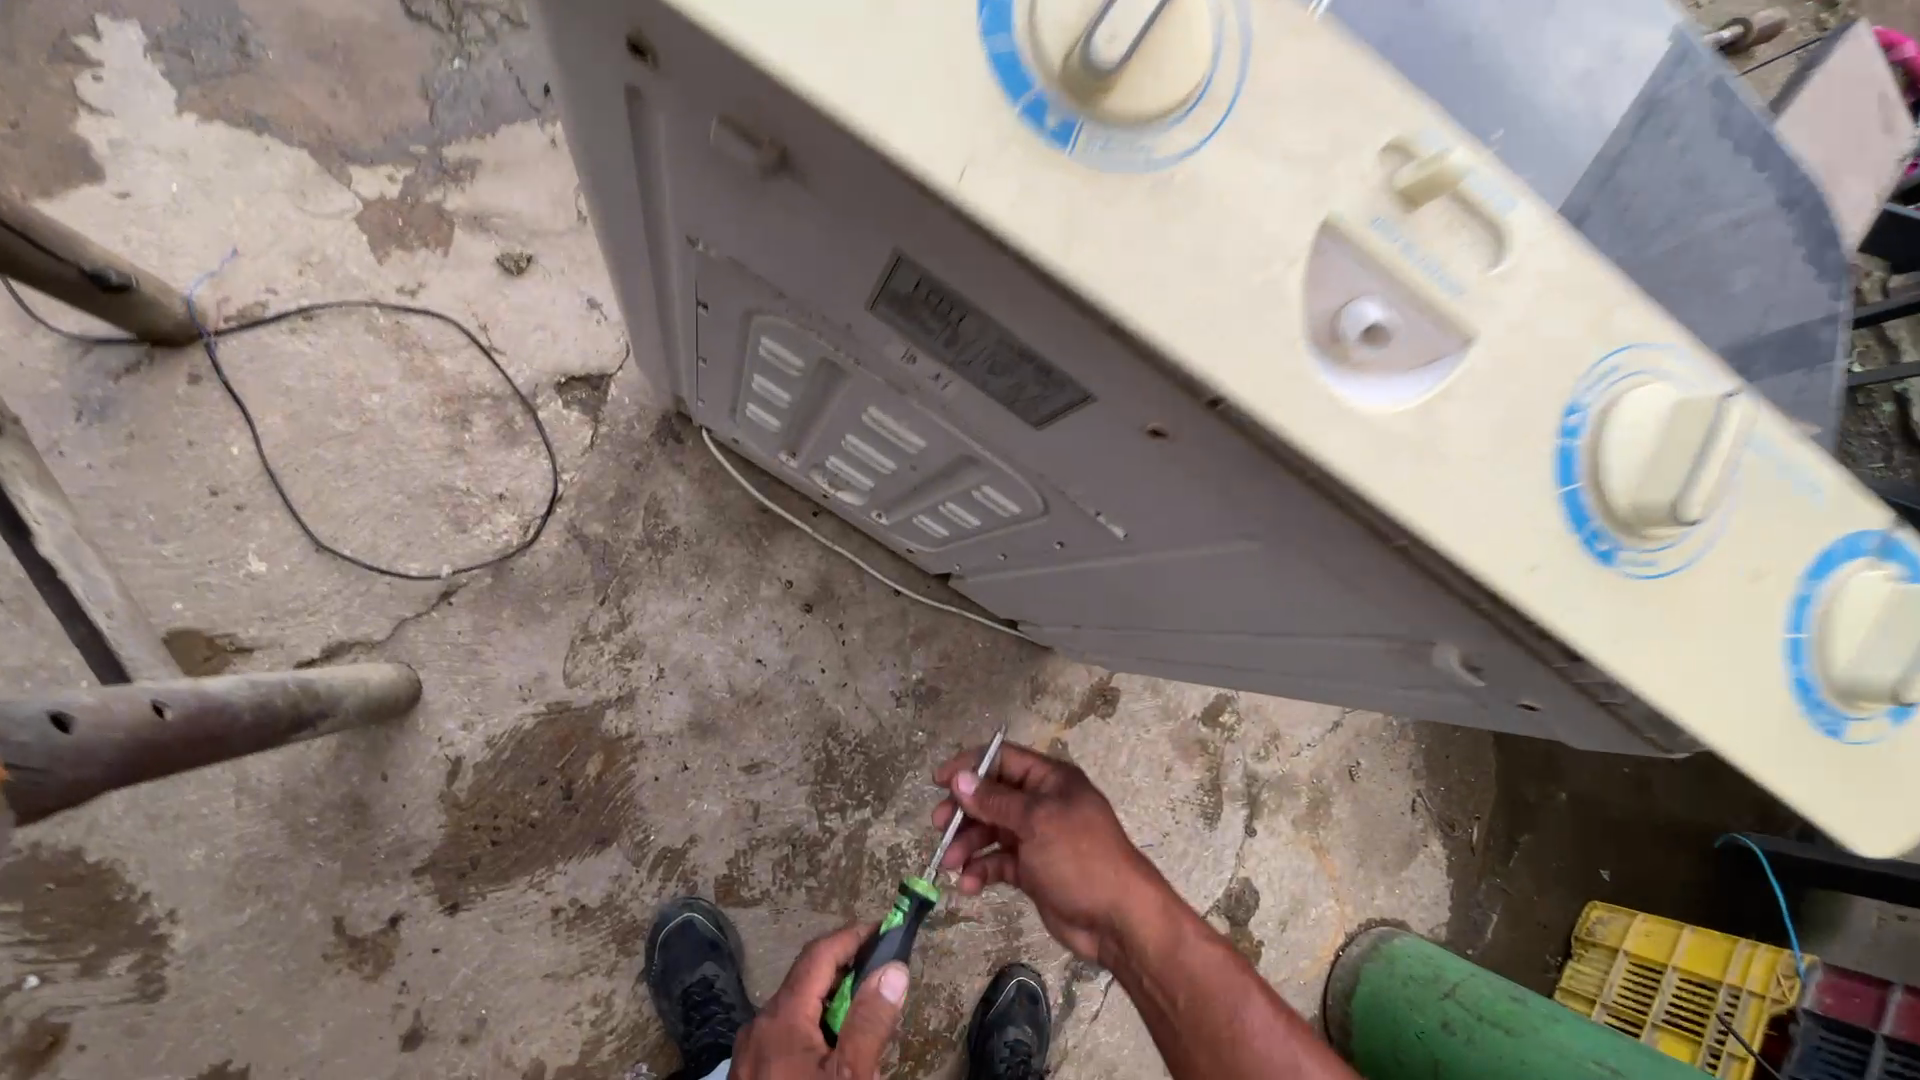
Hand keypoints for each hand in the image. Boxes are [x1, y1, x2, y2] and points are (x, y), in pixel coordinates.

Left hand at [732, 922, 909, 1079]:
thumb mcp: (849, 1077)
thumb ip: (870, 1020)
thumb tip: (893, 968)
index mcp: (780, 1016)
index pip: (820, 953)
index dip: (855, 935)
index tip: (889, 929)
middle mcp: (759, 1025)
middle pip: (809, 980)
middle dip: (850, 975)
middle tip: (887, 984)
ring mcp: (751, 1052)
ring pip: (800, 1011)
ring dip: (836, 1008)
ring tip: (869, 1029)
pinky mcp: (751, 1076)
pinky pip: (788, 1038)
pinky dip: (818, 1034)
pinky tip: (839, 1060)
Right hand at [933, 741, 1169, 963]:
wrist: (1118, 919)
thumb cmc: (1081, 858)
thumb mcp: (1037, 821)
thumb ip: (996, 800)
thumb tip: (960, 779)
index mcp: (1050, 780)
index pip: (1004, 760)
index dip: (970, 767)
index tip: (939, 781)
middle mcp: (1042, 804)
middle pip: (993, 797)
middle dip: (964, 811)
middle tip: (939, 827)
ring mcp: (1037, 838)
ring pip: (991, 831)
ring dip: (968, 845)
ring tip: (950, 864)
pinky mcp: (1032, 870)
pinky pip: (998, 862)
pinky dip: (981, 870)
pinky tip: (968, 884)